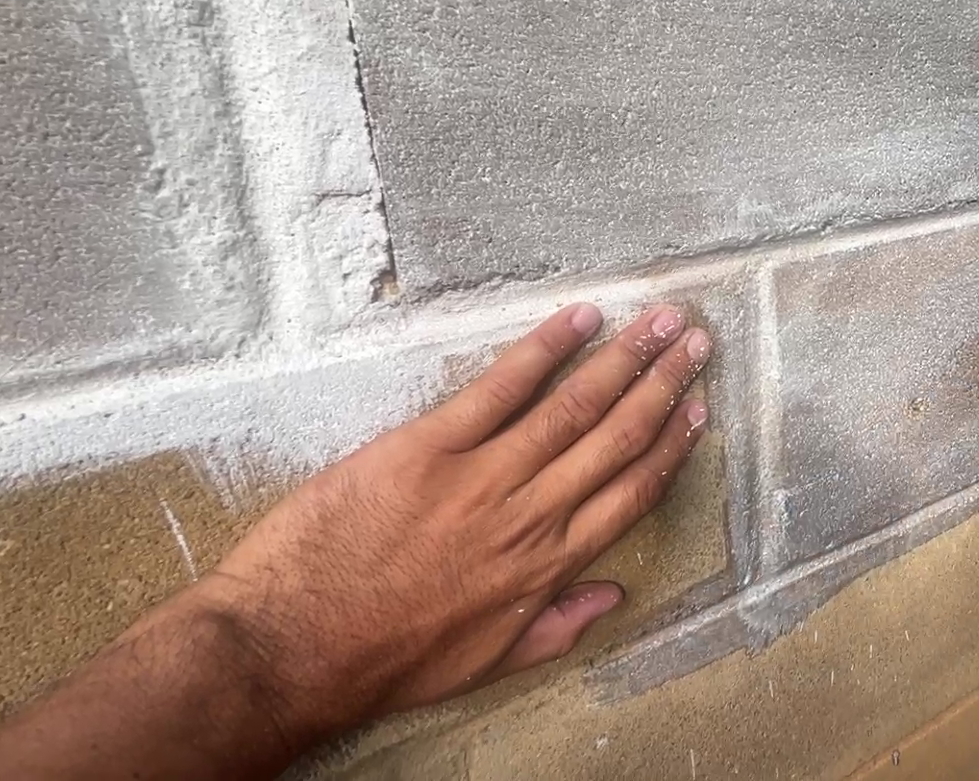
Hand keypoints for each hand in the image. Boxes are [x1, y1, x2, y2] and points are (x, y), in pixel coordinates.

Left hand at [0, 302, 714, 780]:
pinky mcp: (430, 445)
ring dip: (624, 358)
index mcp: (547, 563)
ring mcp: (484, 474)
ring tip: (660, 321)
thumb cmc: (385, 657)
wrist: (279, 654)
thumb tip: (618, 594)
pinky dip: (543, 349)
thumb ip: (556, 626)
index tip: (700, 408)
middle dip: (664, 384)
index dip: (672, 445)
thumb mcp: (484, 661)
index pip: (631, 492)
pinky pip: (500, 388)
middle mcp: (531, 512)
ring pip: (573, 406)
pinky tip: (578, 317)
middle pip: (616, 436)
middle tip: (697, 342)